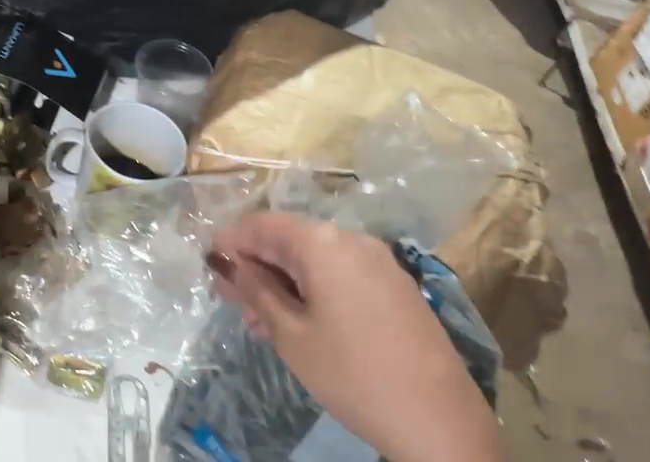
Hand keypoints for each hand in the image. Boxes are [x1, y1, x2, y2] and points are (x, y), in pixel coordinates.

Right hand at [207, 213, 502, 461]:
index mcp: (322, 242)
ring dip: (283, 282)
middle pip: (289, 240)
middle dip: (256, 266)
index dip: (229, 242)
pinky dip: (314, 289)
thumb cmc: (352, 374)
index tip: (208, 265)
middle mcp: (352, 239)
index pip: (260, 225)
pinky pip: (341, 274)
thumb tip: (228, 262)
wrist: (441, 424)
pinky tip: (300, 322)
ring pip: (315, 260)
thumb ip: (255, 290)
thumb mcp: (290, 334)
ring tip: (260, 321)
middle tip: (231, 300)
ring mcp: (380, 263)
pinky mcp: (398, 288)